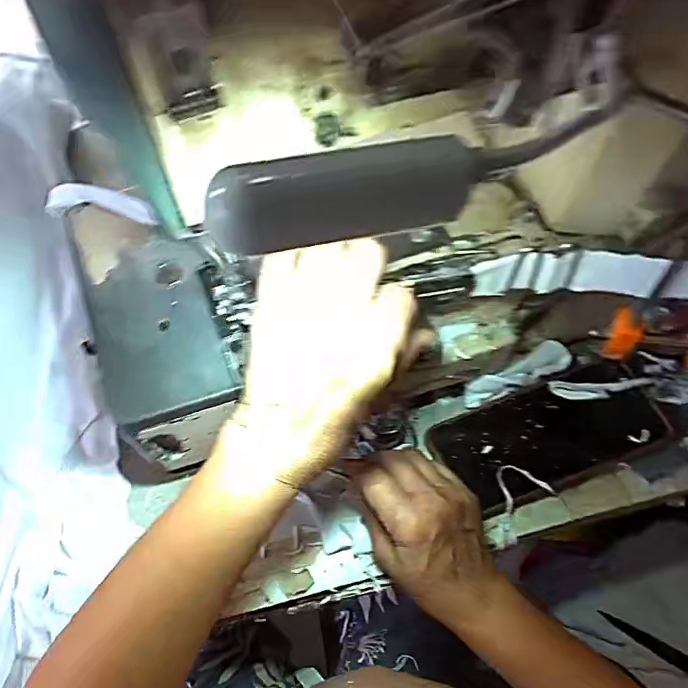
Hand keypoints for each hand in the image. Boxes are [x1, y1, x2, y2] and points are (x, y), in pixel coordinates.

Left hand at [219, 241, 420, 487]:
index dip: (398, 299)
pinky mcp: (268, 308)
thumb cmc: (319, 432)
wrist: (270, 440)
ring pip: (326, 247)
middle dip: (368, 263)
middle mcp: (338, 323)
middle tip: (360, 277)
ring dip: (332, 253)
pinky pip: (281, 258)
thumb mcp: (373, 401)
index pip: (401, 294)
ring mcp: (299, 311)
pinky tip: (296, 269)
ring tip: (329, 270)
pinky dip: (290, 257)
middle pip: (366, 254)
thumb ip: (400, 359)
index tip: (389, 306)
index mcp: (370, 351)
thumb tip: (418, 336)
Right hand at [354, 450, 505, 623]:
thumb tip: (360, 492)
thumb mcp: (386, 559)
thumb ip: (371, 521)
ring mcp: (452, 491)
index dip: (355, 470)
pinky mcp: (465, 490)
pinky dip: (416, 465)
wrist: (472, 590)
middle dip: (372, 461)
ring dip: (394, 459)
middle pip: (393, 459)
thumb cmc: (425, 583)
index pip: (373, 478)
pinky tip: (409, 477)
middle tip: (363, 470)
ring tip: (384, 471)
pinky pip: (434, 463)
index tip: (347, 470)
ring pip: (414, 455)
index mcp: (408, 522)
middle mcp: (431, 499)